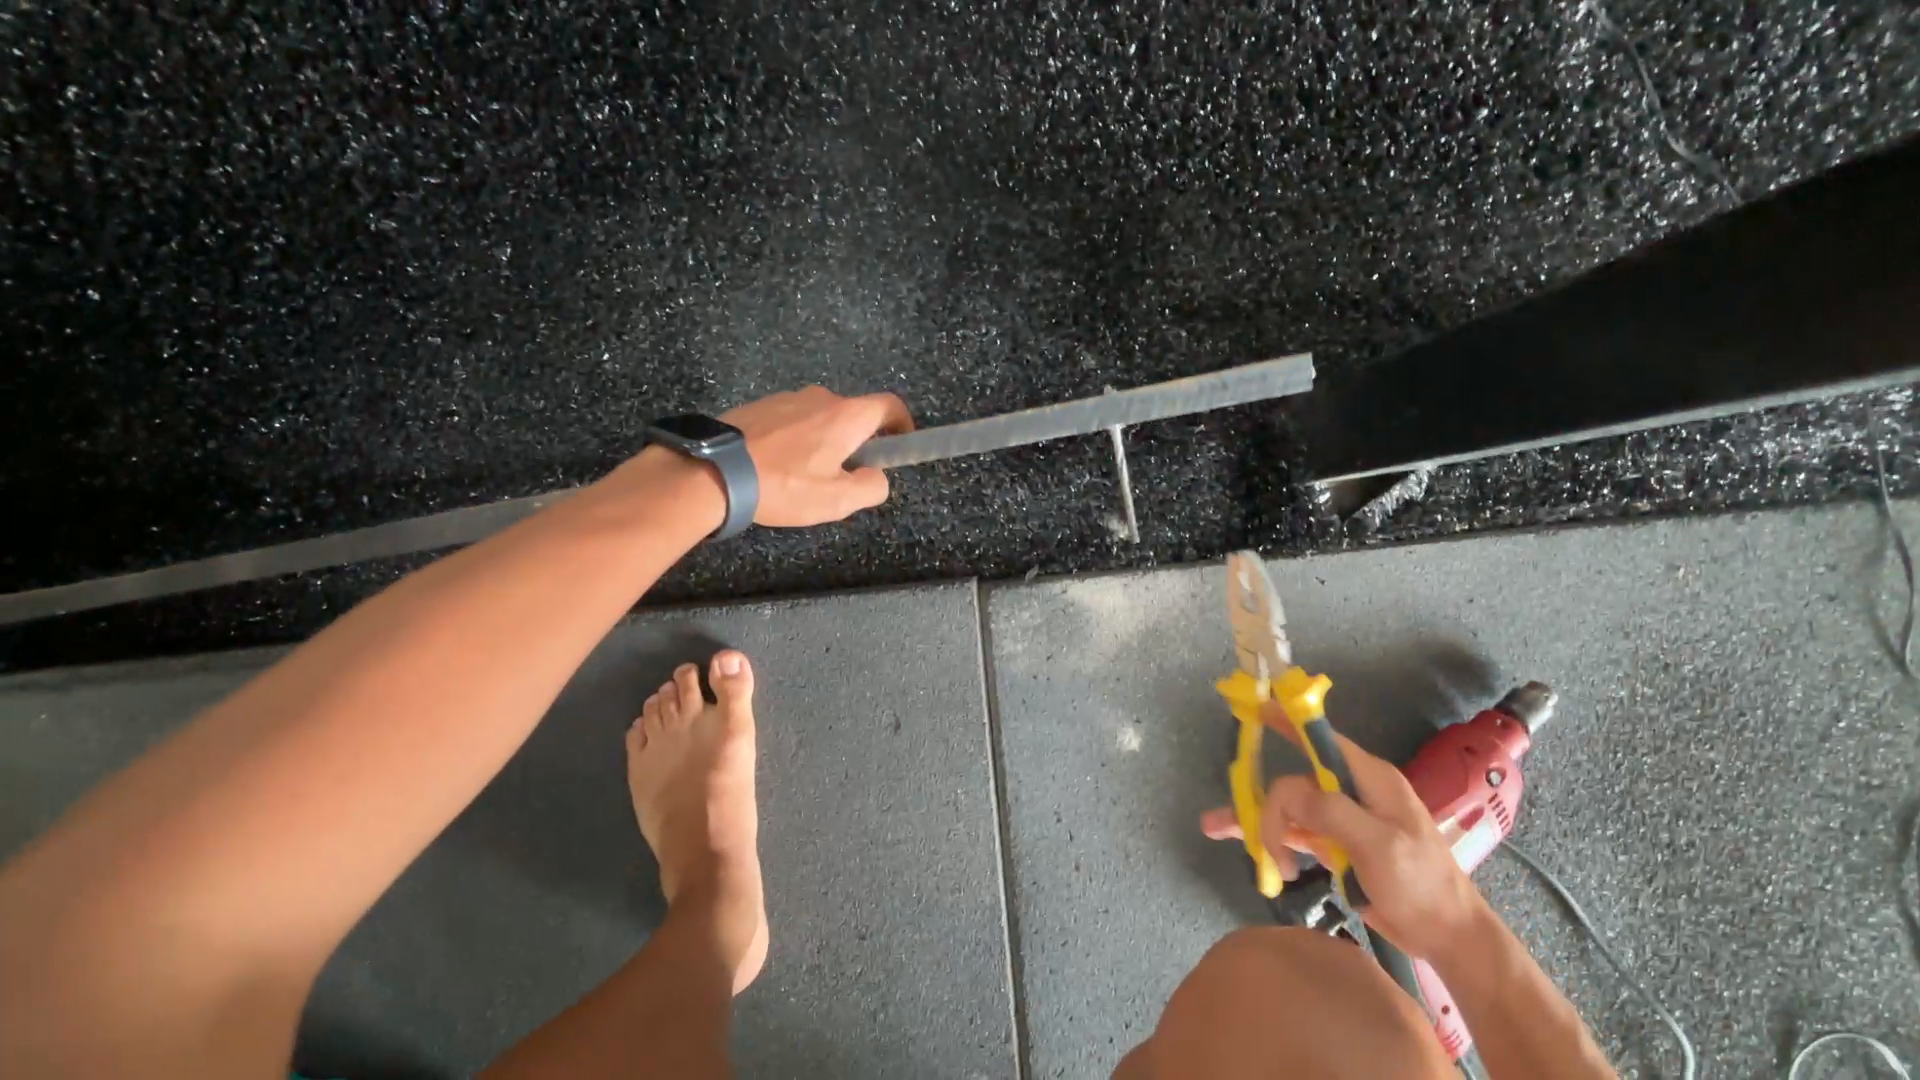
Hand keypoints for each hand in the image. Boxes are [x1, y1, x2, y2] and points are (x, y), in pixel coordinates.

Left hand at [719, 386, 913, 526]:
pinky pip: (791, 421)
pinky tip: (776, 469)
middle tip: (845, 477)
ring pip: (820, 419)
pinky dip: (794, 441)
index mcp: (846, 416)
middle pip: (853, 415)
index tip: (900, 446)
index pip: (890, 405)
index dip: (903, 424)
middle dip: (857, 443)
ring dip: (822, 442)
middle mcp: (820, 397)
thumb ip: (871, 487)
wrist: (713, 471)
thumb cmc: (783, 486)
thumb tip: (876, 477)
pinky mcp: (759, 406)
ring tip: (803, 478)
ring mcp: (786, 398)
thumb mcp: (837, 500)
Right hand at [1201, 705, 1490, 959]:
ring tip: (1245, 850)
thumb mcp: (1379, 845)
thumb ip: (1331, 812)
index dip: (1289, 723)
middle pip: (1294, 784)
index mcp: (1369, 779)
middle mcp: (1352, 792)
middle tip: (1264, 848)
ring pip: (1289, 810)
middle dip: (1271, 810)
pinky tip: (1262, 861)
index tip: (1257, 709)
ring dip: (1265, 828)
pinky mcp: (1335, 846)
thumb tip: (1284, 791)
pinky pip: (1294, 834)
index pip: (1322, 740)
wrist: (1446, 936)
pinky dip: (1275, 843)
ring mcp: (1343, 820)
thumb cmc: (1421, 884)